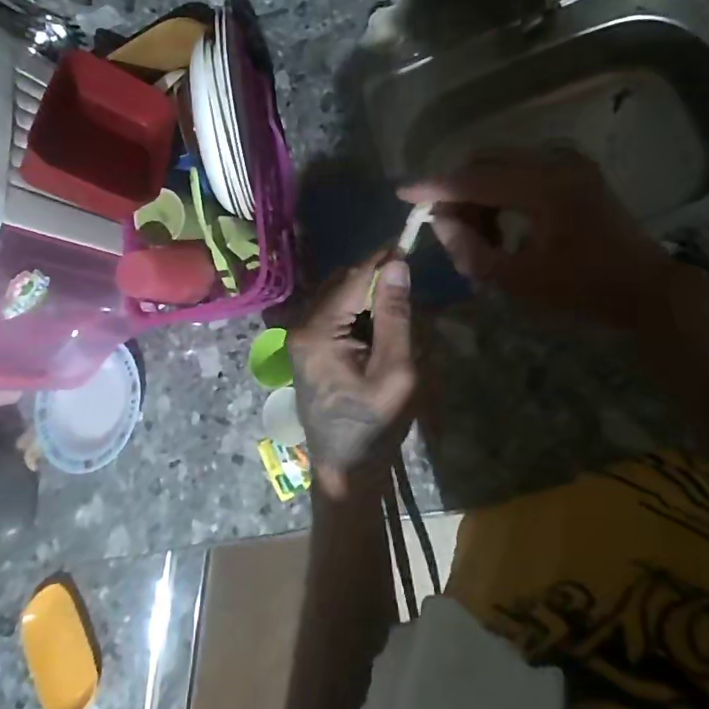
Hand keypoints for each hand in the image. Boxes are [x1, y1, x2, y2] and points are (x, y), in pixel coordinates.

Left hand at [286, 253, 416, 498]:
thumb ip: (394, 316)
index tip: (408, 241)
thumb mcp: (395, 370)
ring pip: (337, 298)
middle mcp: (300, 327)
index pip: (352, 279)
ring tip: (399, 304)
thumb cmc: (374, 424)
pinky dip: (357, 313)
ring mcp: (299, 338)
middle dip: (374, 277)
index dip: (381, 259)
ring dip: (367, 295)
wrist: (344, 466)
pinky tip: (381, 325)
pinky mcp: (307, 349)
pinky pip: (333, 316)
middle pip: (341, 284)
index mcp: (317, 331)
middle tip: (409, 278)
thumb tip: (396, 265)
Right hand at [399, 149, 696, 335]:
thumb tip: (438, 221)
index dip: (434, 187)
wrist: (646, 289)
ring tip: (477, 233)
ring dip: (477, 193)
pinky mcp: (573, 170)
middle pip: (484, 162)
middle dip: (457, 191)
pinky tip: (499, 223)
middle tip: (447, 228)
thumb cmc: (582, 289)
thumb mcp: (516, 279)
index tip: (402, 193)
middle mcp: (556, 162)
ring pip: (499, 164)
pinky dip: (498, 191)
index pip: (474, 179)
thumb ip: (469, 249)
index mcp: (546, 187)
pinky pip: (519, 170)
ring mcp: (568, 162)